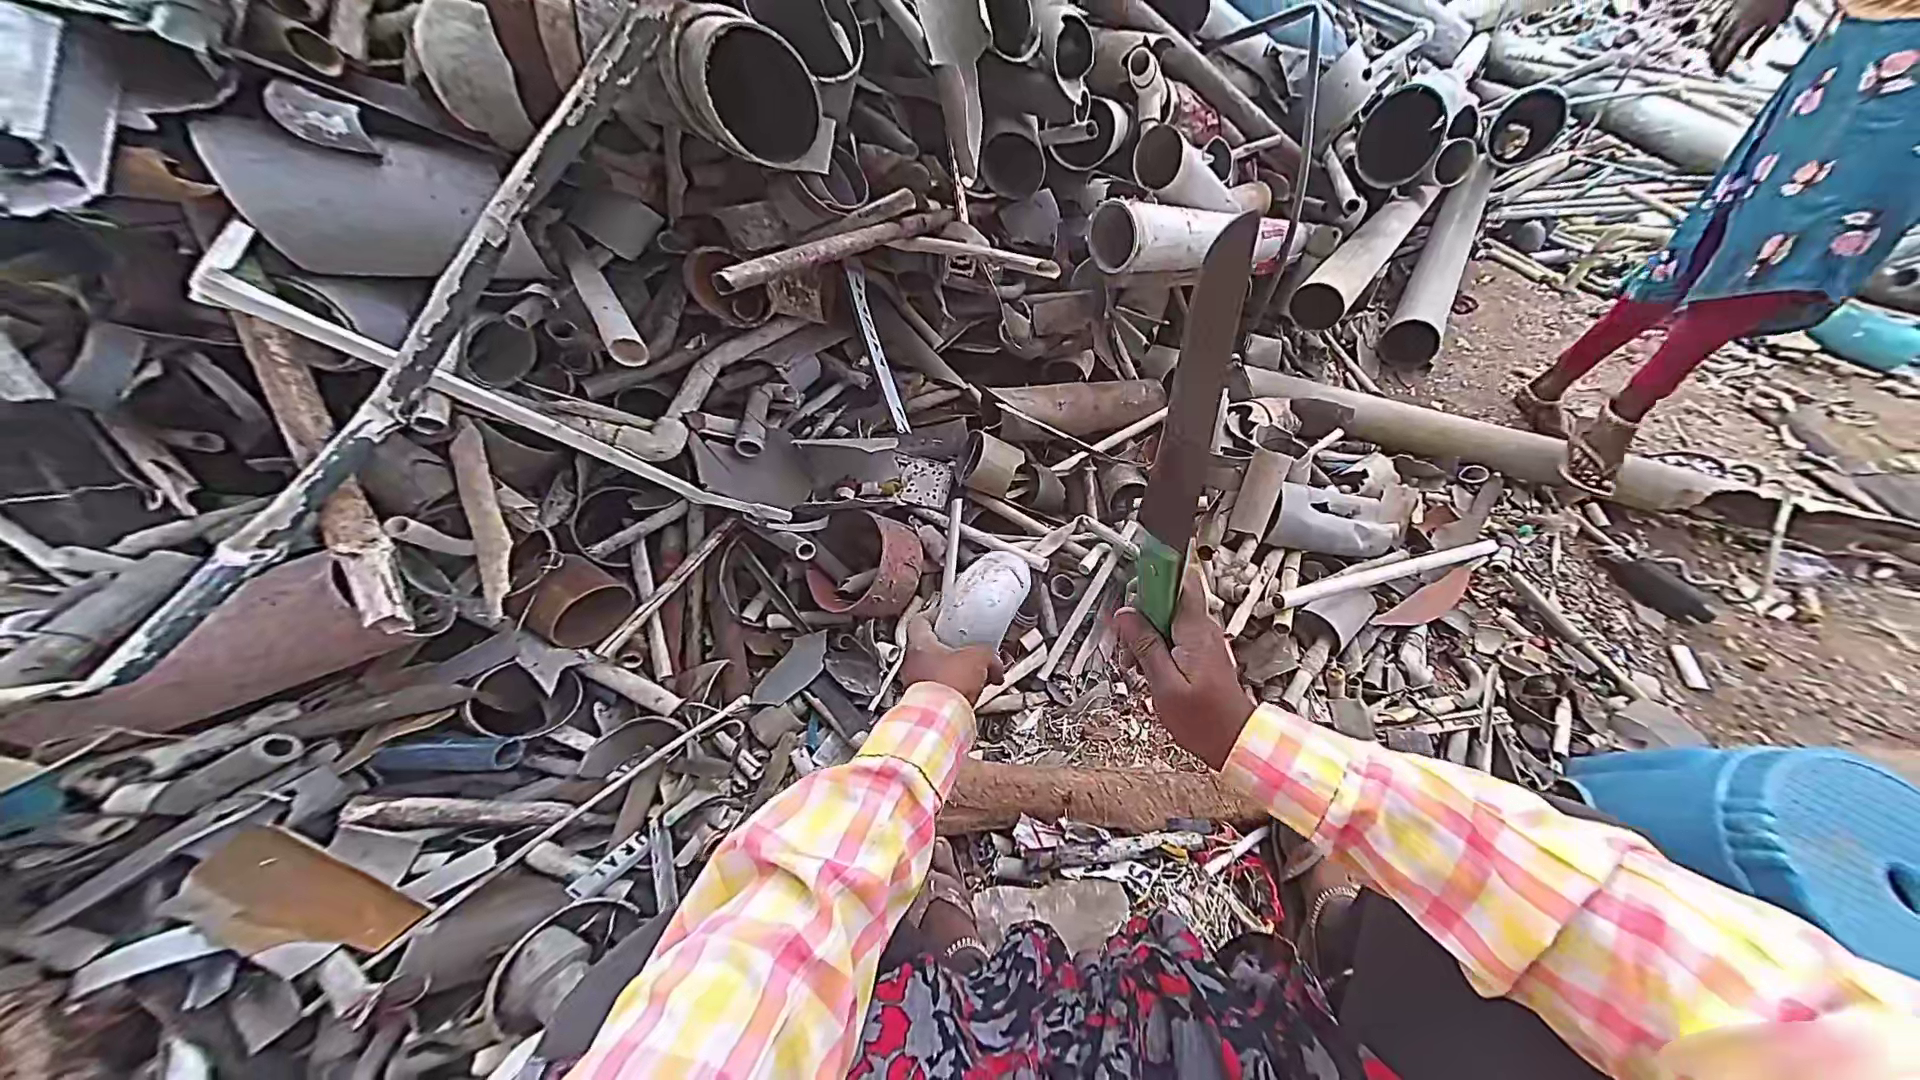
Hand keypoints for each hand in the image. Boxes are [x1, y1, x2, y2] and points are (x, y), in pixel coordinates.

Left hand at [901, 613, 1002, 700]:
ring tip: (972, 673)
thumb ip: (989, 655)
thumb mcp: (978, 658)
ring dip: (953, 670)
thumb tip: (996, 663)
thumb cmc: (948, 685)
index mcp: (919, 645)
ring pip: (935, 669)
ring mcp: (915, 683)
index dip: (934, 615)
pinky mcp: (923, 702)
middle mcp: (912, 663)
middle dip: (951, 648)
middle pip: (930, 647)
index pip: (920, 621)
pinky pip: (939, 689)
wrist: (941, 720)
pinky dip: (952, 688)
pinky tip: (968, 692)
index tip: (943, 616)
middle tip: (966, 647)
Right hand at [1115, 565, 1255, 769]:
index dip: (1154, 574)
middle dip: (1139, 614)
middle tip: (1127, 640)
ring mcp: (1201, 638)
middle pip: (1164, 598)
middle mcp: (1201, 628)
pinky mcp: (1198, 649)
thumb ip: (1144, 645)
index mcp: (1194, 631)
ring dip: (1144, 632)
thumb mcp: (1164, 684)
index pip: (1179, 580)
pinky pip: (1170, 633)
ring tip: (1137, 660)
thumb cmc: (1205, 720)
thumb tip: (1125, 616)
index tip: (1135, 577)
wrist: (1234, 740)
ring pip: (1164, 616)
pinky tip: (1148, 666)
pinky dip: (1154, 644)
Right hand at [1709, 0, 1791, 73]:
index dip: (1722, 65)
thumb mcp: (1777, 20)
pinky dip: (1715, 34)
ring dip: (1713, 48)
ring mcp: (1731, 15)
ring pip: (1716, 37)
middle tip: (1714, 68)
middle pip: (1717, 47)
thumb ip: (1761, 39)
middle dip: (1714, 59)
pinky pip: (1718, 25)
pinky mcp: (1732, 7)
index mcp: (1743, 31)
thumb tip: (1748, 56)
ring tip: (1712, 56)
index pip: (1728, 53)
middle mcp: (1732, 25)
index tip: (1719, 74)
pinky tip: (1714, 36)